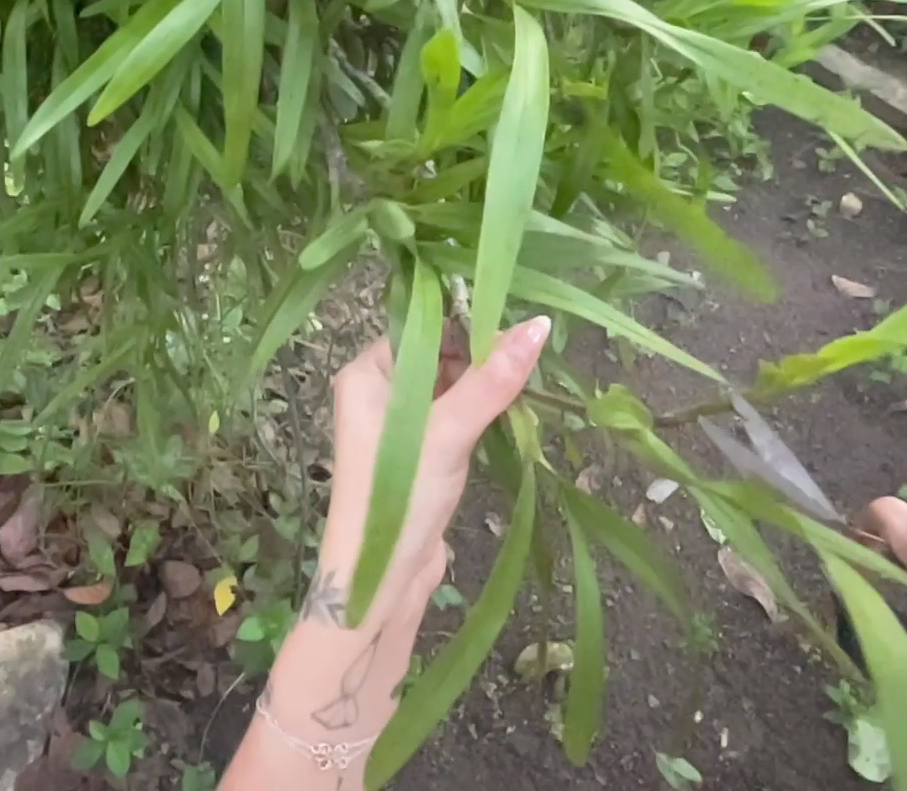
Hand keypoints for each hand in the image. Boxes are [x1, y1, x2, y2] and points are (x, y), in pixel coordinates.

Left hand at [310, 316, 549, 625]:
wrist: (379, 581)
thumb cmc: (399, 492)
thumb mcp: (449, 429)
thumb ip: (492, 379)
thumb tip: (540, 325)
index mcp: (366, 373)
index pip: (420, 329)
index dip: (465, 325)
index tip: (516, 327)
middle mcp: (375, 392)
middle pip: (435, 356)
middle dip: (479, 357)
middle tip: (529, 359)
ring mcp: (395, 425)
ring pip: (446, 388)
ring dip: (482, 387)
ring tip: (527, 384)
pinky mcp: (416, 454)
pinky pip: (449, 418)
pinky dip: (477, 414)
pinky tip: (510, 413)